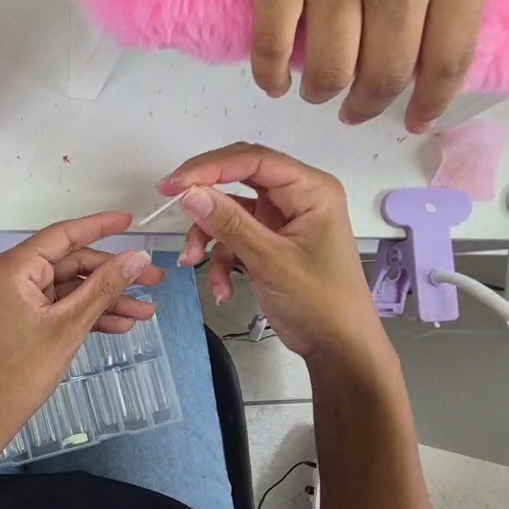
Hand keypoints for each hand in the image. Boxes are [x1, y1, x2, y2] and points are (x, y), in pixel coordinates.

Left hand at [0, 212, 164, 446]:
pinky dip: (89, 314)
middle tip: (155, 280)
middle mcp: (12, 275)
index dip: (100, 227)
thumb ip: (104, 287)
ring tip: (147, 310)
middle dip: (114, 275)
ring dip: (108, 299)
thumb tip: (138, 257)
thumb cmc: (22, 371)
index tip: (130, 220)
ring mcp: (19, 297)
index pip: (63, 235)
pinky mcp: (25, 316)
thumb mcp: (70, 325)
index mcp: (13, 268)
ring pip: (72, 287)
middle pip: (72, 263)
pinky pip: (63, 305)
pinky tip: (123, 324)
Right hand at [161, 144, 383, 363]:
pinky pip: (234, 240)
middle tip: (170, 204)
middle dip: (205, 198)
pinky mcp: (270, 243)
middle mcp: (296, 197)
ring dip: (209, 238)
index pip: (253, 161)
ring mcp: (282, 221)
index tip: (173, 185)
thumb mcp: (270, 261)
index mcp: (310, 189)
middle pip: (238, 180)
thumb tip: (189, 194)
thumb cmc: (319, 301)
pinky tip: (223, 290)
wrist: (338, 346)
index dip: (209, 167)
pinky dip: (221, 262)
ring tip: (193, 263)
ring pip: (229, 212)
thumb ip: (229, 224)